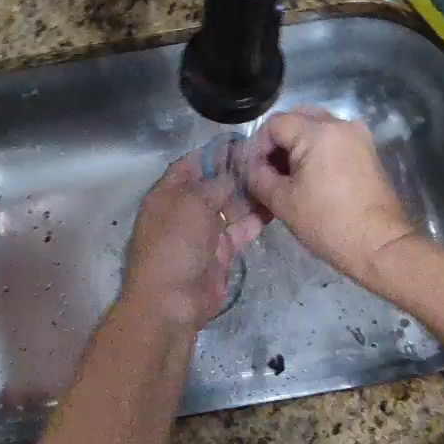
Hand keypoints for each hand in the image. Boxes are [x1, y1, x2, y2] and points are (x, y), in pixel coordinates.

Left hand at [120, 152, 264, 333]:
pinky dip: (253, 221)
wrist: (171, 300)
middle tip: (269, 162)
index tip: (242, 143)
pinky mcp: (219, 254)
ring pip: (229, 209)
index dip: (213, 154)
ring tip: (276, 181)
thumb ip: (215, 185)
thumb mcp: (193, 203)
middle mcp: (184, 211)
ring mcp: (202, 234)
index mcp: (167, 194)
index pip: (190, 165)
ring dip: (249, 197)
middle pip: (213, 186)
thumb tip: (231, 176)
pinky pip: (238, 231)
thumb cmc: (175, 243)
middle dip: (237, 175)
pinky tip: (274, 208)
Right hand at [244, 107, 417, 283]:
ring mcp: (358, 136)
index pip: (275, 124)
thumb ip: (259, 177)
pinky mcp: (368, 151)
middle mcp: (341, 124)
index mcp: (318, 132)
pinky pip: (334, 139)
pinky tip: (310, 178)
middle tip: (269, 170)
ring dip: (297, 146)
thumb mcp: (282, 202)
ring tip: (288, 177)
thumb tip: (252, 167)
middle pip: (297, 118)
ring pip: (316, 127)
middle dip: (278, 142)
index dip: (258, 146)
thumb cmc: (328, 223)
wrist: (380, 245)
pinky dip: (317, 151)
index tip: (254, 171)